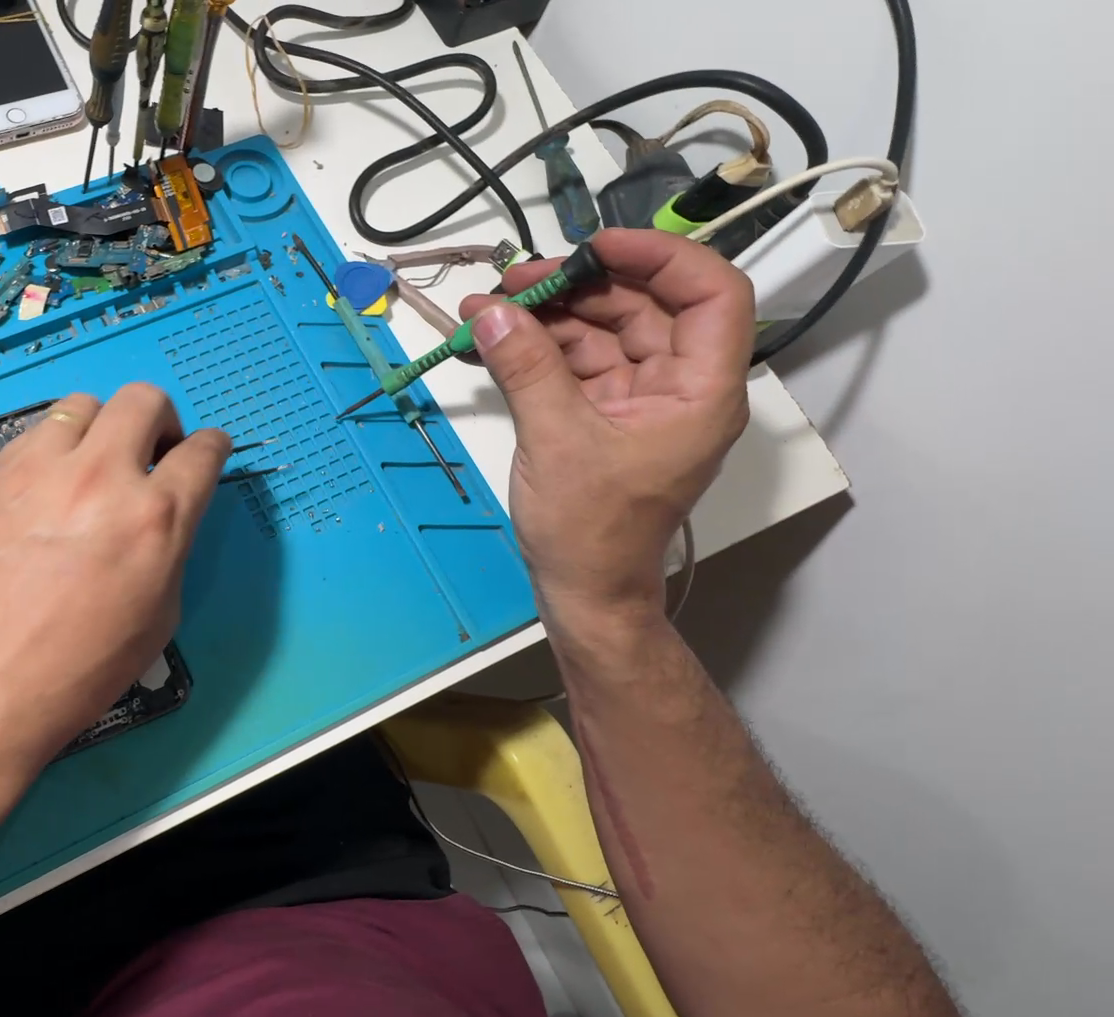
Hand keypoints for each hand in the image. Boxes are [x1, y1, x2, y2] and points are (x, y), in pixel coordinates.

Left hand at [0, 384, 230, 771]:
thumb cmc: (81, 670)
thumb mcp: (158, 617)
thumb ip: (169, 547)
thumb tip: (162, 515)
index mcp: (155, 518)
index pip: (202, 451)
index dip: (212, 446)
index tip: (206, 452)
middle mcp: (100, 477)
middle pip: (144, 400)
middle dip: (161, 421)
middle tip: (152, 456)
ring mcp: (39, 470)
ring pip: (83, 405)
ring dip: (102, 427)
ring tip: (93, 467)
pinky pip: (34, 435)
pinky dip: (55, 449)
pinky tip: (46, 490)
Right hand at [458, 229, 753, 618]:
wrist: (581, 588)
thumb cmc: (589, 525)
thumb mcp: (555, 441)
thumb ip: (527, 370)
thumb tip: (491, 313)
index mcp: (700, 390)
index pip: (710, 294)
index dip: (659, 258)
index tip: (592, 248)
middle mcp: (676, 385)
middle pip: (642, 307)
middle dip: (577, 287)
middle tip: (512, 280)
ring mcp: (636, 399)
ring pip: (601, 332)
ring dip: (546, 317)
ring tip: (487, 308)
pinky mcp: (600, 414)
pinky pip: (573, 364)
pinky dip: (534, 350)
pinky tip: (492, 340)